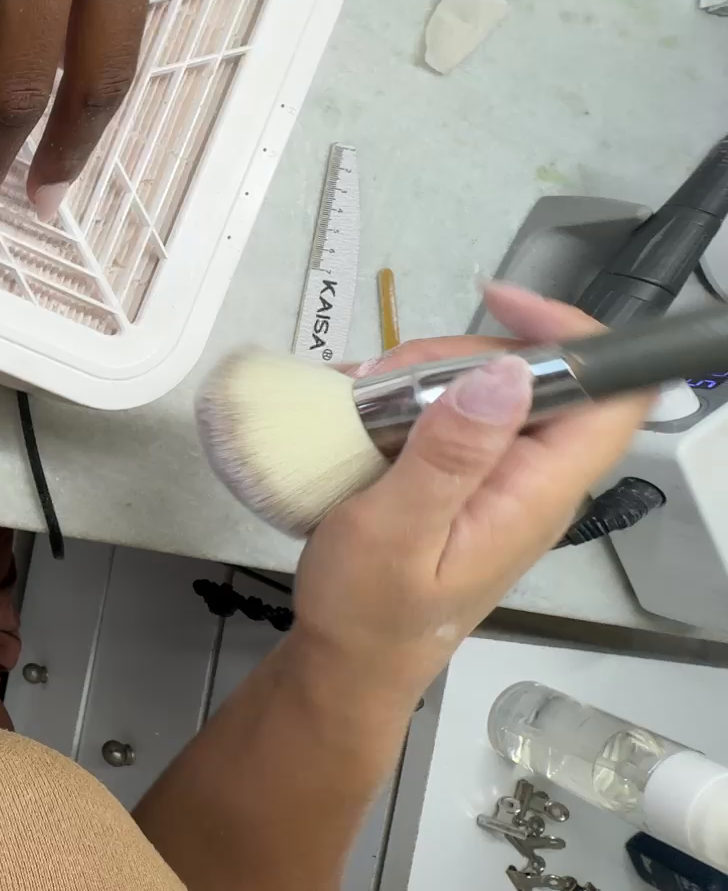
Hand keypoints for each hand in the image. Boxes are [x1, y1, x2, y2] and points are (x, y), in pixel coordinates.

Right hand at [290, 283, 653, 697]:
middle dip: (453, 355)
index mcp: (533, 492)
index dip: (569, 333)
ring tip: (350, 397)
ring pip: (479, 395)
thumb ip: (447, 457)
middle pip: (529, 381)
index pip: (606, 395)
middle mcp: (525, 479)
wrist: (350, 654)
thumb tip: (504, 377)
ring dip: (414, 378)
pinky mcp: (451, 484)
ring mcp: (487, 481)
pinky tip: (349, 412)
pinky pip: (441, 420)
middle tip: (373, 375)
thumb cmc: (370, 603)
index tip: (490, 300)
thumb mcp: (396, 530)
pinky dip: (394, 401)